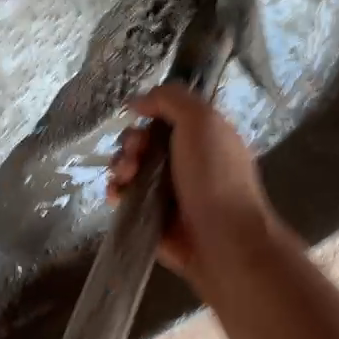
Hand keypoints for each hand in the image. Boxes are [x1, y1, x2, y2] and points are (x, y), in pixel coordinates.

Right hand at [106, 83, 284, 293]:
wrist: (222, 239)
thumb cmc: (215, 176)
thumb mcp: (201, 120)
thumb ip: (170, 99)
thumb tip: (137, 102)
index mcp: (202, 137)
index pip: (165, 116)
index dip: (148, 114)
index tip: (141, 120)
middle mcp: (184, 161)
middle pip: (142, 140)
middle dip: (130, 143)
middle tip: (135, 155)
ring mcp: (167, 190)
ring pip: (129, 167)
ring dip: (119, 166)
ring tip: (125, 178)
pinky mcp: (150, 216)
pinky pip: (125, 197)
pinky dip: (116, 192)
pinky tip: (117, 195)